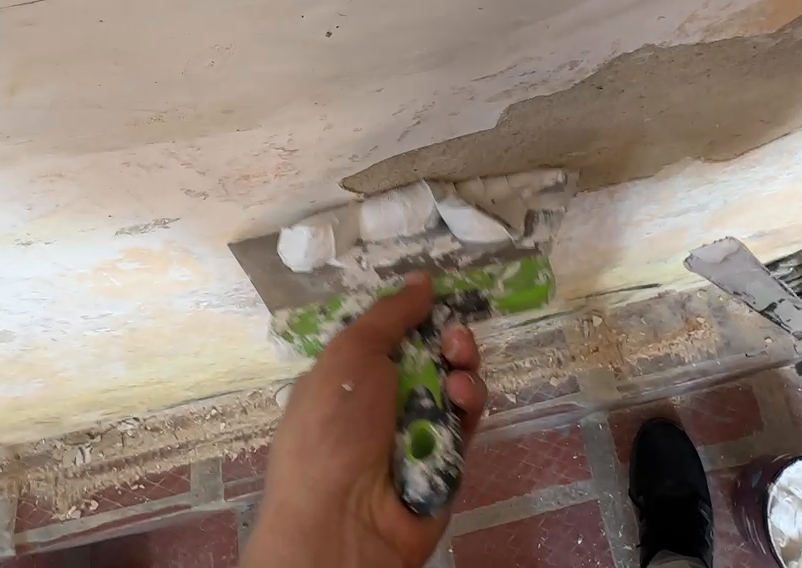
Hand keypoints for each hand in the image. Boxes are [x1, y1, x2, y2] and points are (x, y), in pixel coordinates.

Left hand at [242, 272, 486, 567]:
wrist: (342, 522)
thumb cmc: (334, 426)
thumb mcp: (351, 355)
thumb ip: (390, 315)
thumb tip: (421, 278)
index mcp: (350, 373)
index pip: (390, 334)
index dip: (415, 315)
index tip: (436, 298)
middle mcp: (382, 399)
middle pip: (429, 354)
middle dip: (448, 339)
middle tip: (454, 337)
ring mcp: (414, 430)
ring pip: (453, 383)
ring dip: (461, 369)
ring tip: (457, 372)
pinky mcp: (444, 458)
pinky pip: (465, 420)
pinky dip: (467, 405)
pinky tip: (460, 400)